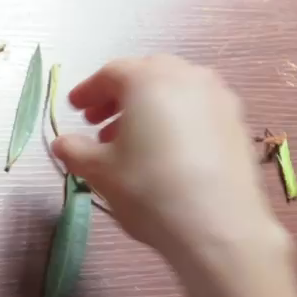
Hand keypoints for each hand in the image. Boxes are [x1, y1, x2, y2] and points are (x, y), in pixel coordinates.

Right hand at [52, 57, 289, 281]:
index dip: (88, 90)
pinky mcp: (235, 121)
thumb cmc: (148, 190)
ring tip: (130, 142)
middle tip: (99, 124)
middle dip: (118, 98)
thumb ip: (76, 152)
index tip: (74, 109)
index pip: (111, 74)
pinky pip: (196, 110)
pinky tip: (164, 151)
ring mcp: (217, 96)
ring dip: (147, 109)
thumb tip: (62, 143)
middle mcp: (186, 76)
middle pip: (146, 76)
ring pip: (173, 91)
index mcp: (147, 81)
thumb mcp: (100, 173)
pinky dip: (173, 121)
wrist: (215, 222)